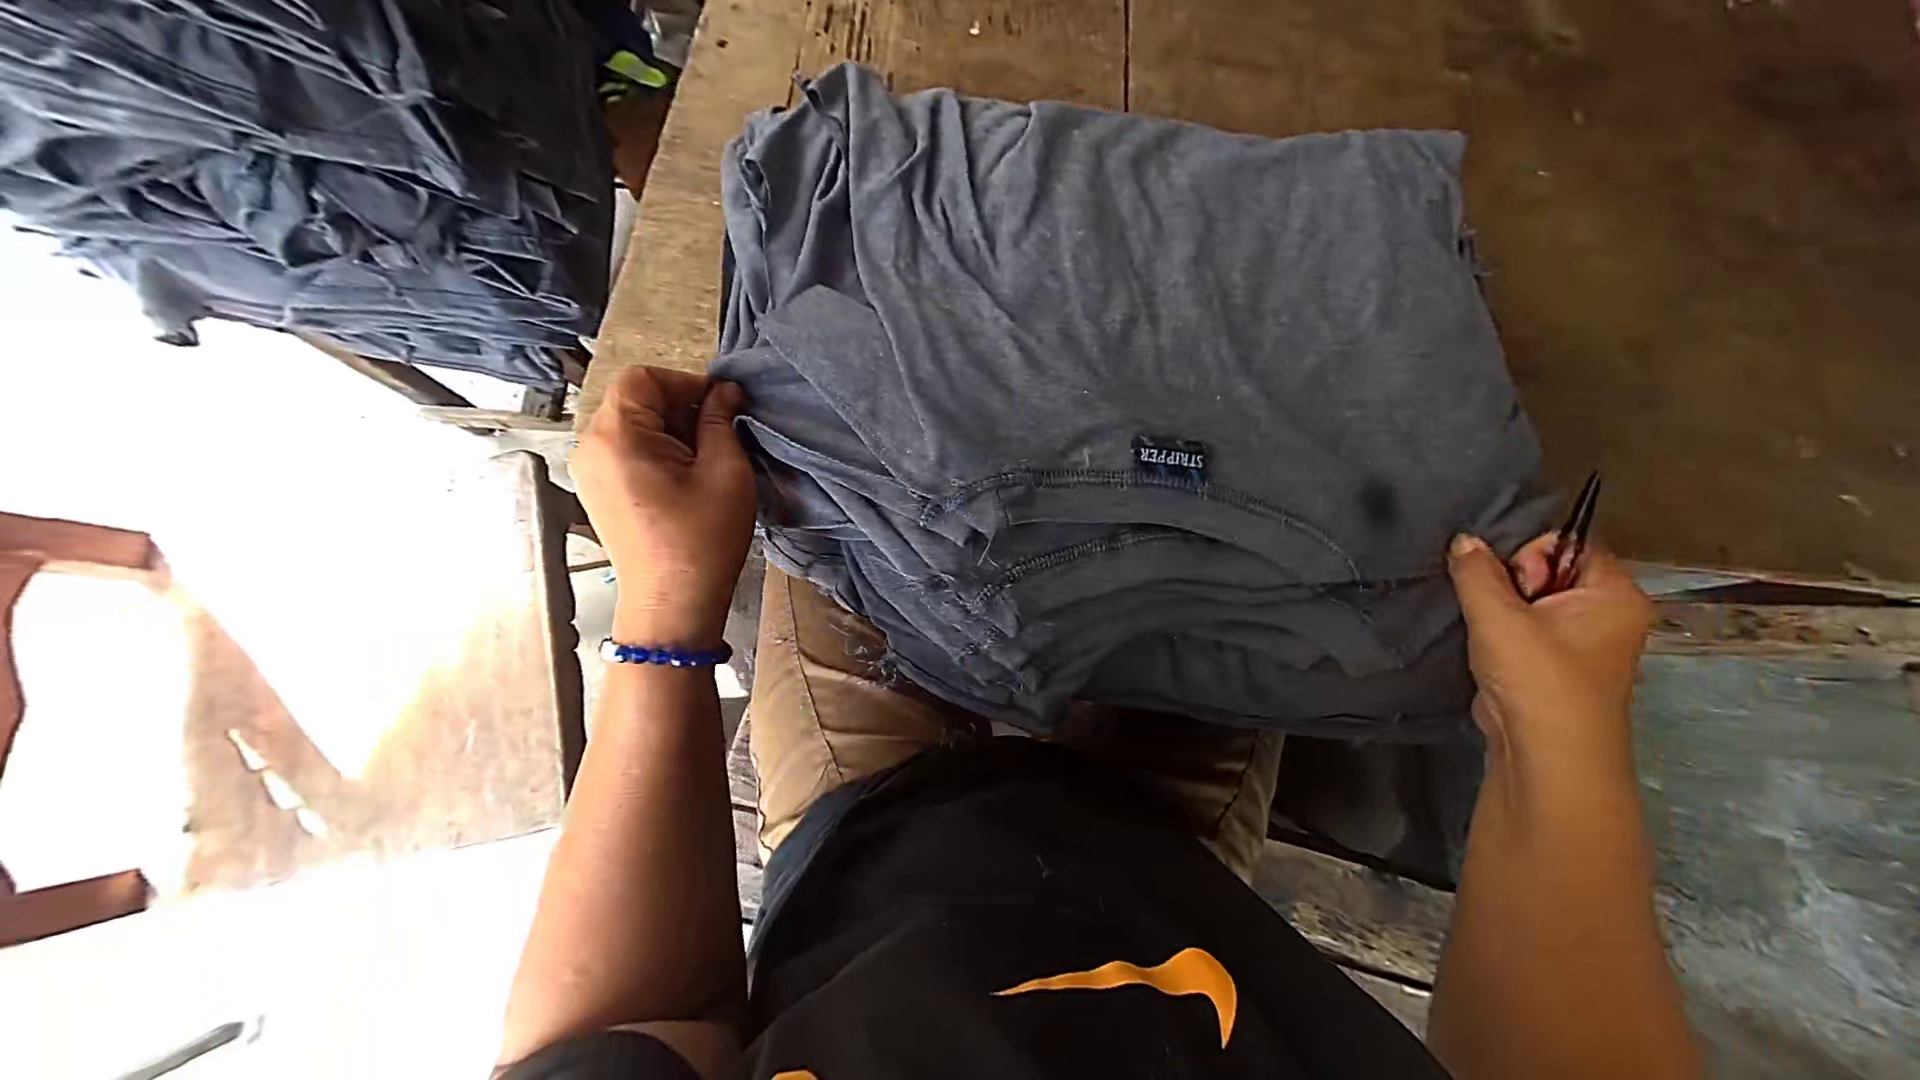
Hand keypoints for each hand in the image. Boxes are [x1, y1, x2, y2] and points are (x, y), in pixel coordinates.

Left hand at [572, 366, 755, 646]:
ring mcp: (589, 471)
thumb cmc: (702, 539)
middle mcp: (590, 446)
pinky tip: (686, 476)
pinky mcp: (598, 491)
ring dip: (672, 430)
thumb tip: (725, 392)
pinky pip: (625, 451)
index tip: (724, 404)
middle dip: (681, 407)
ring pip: (631, 425)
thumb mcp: (726, 472)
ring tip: (707, 458)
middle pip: (634, 400)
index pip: (643, 378)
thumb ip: (721, 421)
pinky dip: (657, 450)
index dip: (687, 382)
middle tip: (722, 433)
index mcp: (616, 435)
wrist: (673, 602)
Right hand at [1446, 533, 1651, 768]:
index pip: (1571, 543)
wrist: (1544, 749)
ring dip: (1499, 608)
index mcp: (1615, 594)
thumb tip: (1464, 540)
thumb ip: (1476, 571)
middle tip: (1502, 614)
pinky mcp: (1551, 660)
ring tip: (1491, 632)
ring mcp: (1580, 639)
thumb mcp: (1498, 616)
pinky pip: (1522, 624)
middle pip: (1547, 568)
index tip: (1513, 583)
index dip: (1530, 554)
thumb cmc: (1538, 678)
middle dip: (1510, 582)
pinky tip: (1488, 645)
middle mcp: (1606, 613)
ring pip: (1529, 598)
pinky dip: (1499, 629)